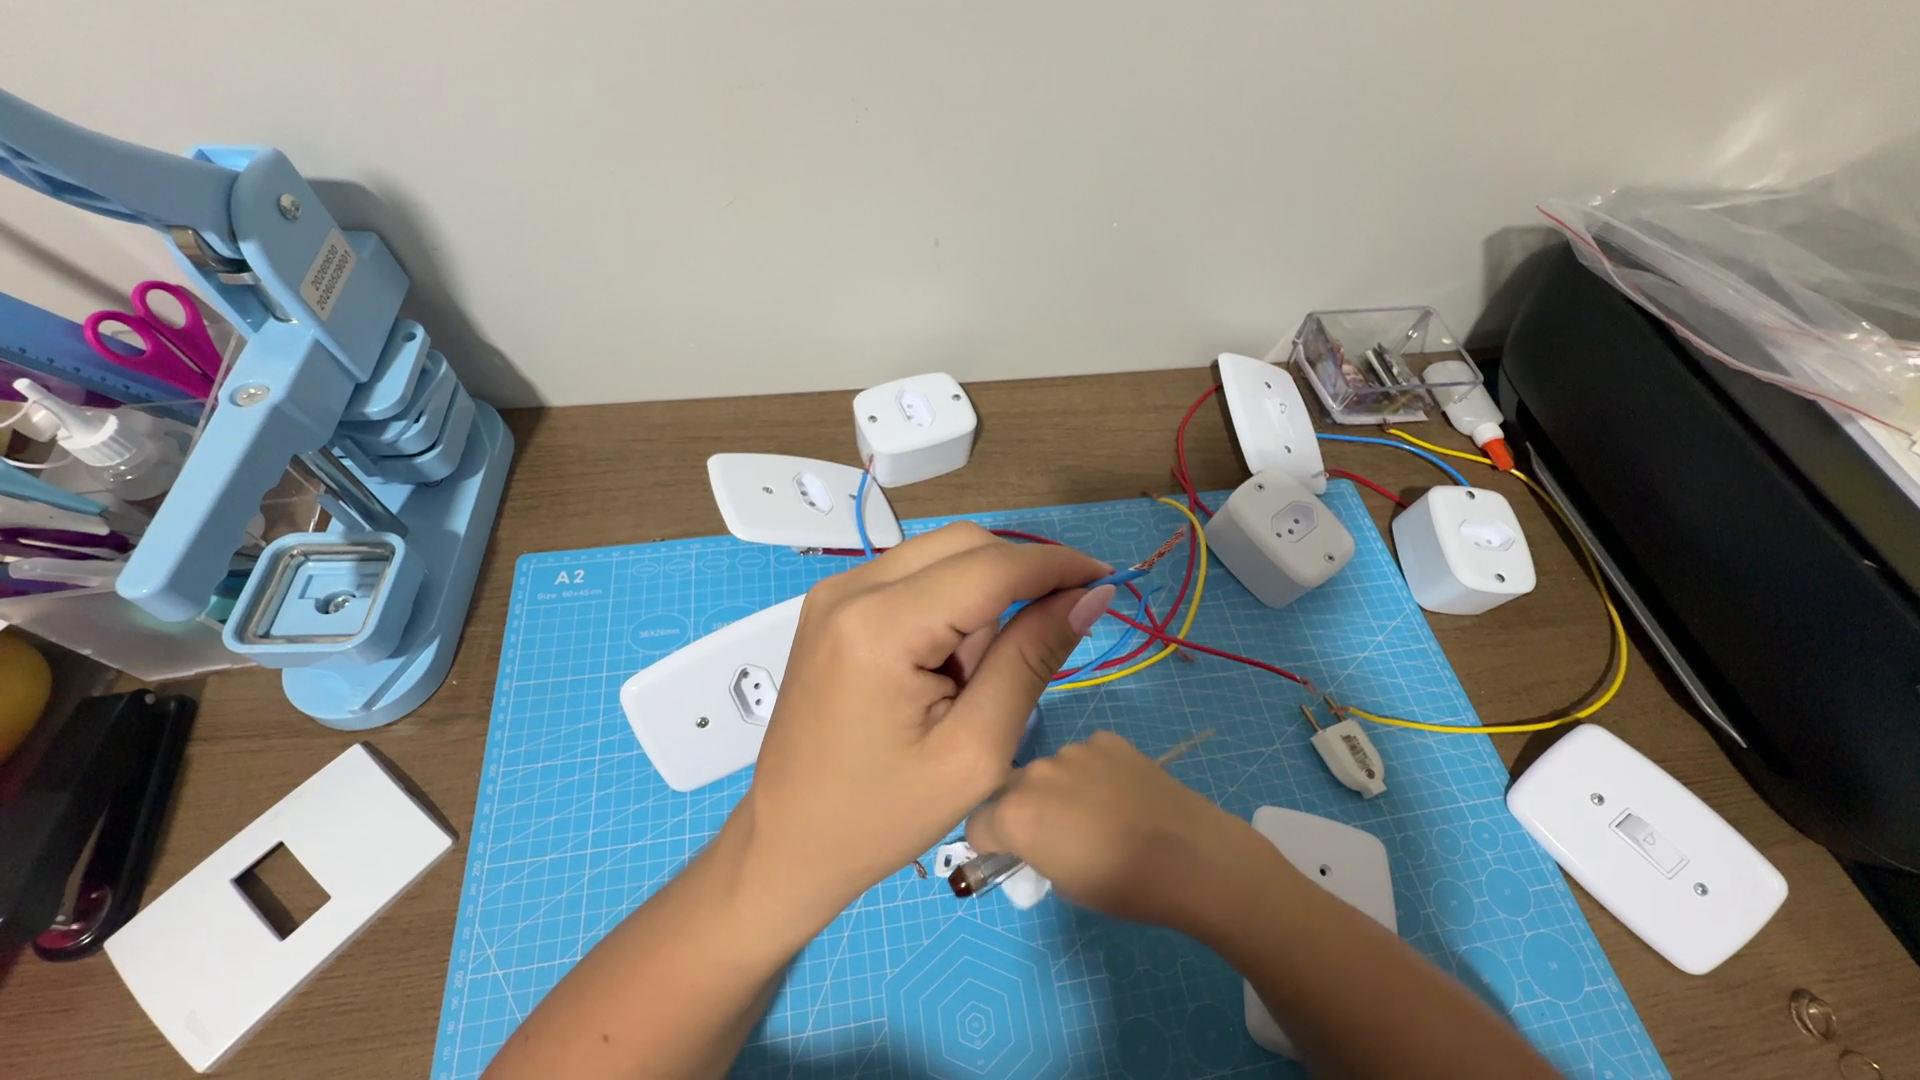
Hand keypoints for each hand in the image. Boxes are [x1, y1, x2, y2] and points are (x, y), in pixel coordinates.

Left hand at [729, 523, 1112, 932]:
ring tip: (976, 678)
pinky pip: (911, 577)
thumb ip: (1031, 660)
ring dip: (981, 596)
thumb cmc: (883, 816)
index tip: (1107, 581)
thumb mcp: (975, 749)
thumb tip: (1089, 595)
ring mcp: (834, 593)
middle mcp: (850, 588)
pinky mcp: (832, 607)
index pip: (991, 566)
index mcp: (881, 626)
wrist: (788, 843)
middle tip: (1051, 636)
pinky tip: (946, 667)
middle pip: (964, 545)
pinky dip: (948, 604)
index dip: (1057, 566)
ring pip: (940, 556)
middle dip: (1019, 579)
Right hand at [966, 732, 1297, 933]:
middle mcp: (1035, 773)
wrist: (1190, 856)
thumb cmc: (1122, 885)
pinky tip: (1120, 795)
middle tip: (1058, 836)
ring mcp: (1073, 750)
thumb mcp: (1064, 883)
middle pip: (1011, 789)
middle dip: (1022, 810)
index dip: (992, 842)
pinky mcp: (1106, 739)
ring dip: (1058, 789)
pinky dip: (1092, 773)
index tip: (1013, 853)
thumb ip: (1034, 852)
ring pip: (1049, 770)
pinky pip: (1085, 756)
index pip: (977, 824)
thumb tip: (1034, 839)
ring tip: (1098, 814)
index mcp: (1016, 814)